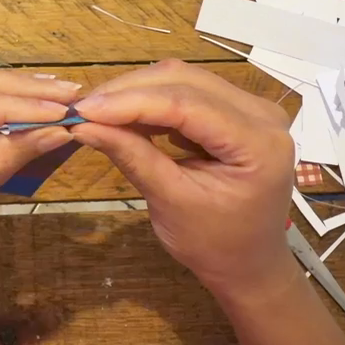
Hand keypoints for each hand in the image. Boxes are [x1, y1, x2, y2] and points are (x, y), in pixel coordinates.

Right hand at [71, 61, 297, 299]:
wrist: (249, 265)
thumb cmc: (214, 244)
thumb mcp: (170, 202)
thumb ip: (131, 155)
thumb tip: (82, 124)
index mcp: (258, 142)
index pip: (185, 104)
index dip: (130, 102)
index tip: (82, 110)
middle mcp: (261, 114)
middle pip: (184, 81)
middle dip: (129, 91)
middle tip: (82, 110)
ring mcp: (251, 109)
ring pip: (182, 79)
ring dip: (136, 92)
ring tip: (97, 113)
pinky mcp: (235, 111)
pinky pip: (187, 92)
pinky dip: (151, 101)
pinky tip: (123, 116)